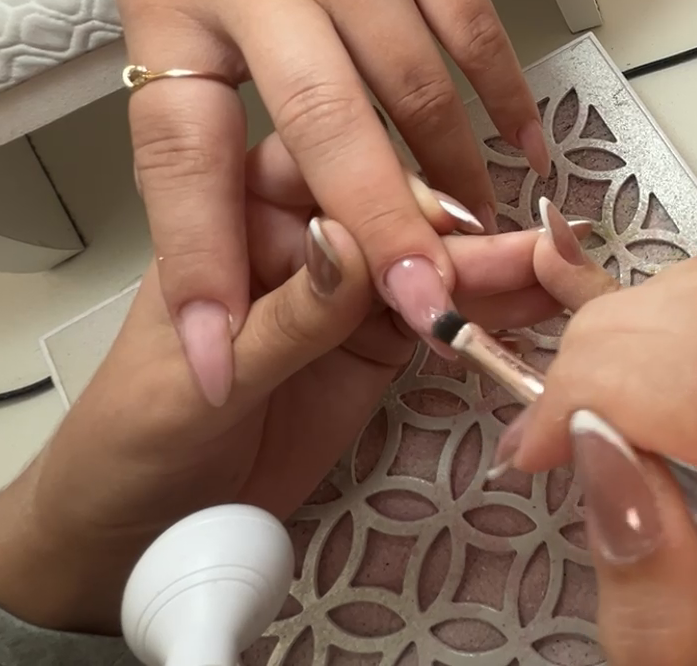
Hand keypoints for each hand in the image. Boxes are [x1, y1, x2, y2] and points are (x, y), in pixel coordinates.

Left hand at [0, 137, 557, 635]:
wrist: (144, 525)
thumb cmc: (134, 438)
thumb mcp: (196, 380)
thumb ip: (286, 313)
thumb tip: (351, 240)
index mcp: (242, 215)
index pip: (325, 172)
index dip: (389, 194)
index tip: (447, 227)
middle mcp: (312, 234)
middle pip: (398, 215)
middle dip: (467, 238)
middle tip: (536, 249)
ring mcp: (357, 283)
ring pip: (436, 262)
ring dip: (498, 269)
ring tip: (561, 271)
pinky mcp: (387, 330)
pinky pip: (447, 311)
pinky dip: (494, 309)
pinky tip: (541, 299)